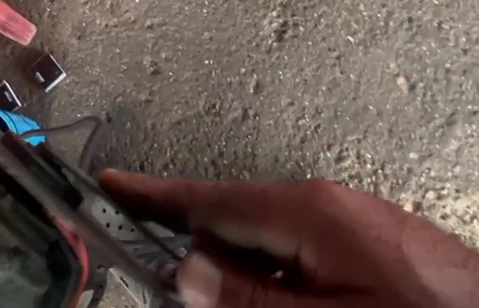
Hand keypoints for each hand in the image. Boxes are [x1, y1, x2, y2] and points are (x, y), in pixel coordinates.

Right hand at [99, 172, 478, 307]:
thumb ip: (254, 299)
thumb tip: (187, 272)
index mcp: (306, 210)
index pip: (208, 197)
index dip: (153, 195)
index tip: (110, 183)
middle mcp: (322, 202)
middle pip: (234, 217)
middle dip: (194, 242)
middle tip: (160, 262)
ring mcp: (348, 219)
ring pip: (267, 238)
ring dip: (238, 266)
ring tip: (216, 288)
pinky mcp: (368, 242)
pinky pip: (299, 249)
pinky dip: (273, 272)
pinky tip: (274, 294)